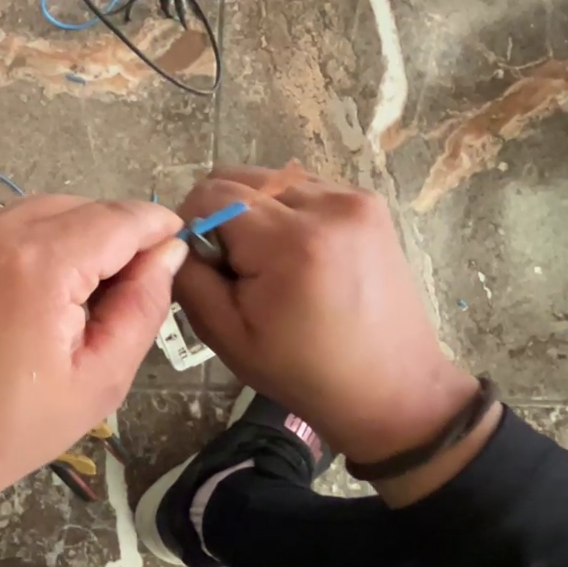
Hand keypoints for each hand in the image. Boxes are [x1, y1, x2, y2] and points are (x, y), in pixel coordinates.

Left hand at [0, 196, 186, 566]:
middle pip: (78, 207)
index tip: (174, 246)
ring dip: (69, 236)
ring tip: (74, 298)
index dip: (155, 226)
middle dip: (113, 236)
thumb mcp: (97, 380)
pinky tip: (28, 293)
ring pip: (37, 210)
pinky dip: (27, 242)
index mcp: (38, 265)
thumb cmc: (8, 431)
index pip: (118, 218)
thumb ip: (141, 307)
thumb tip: (166, 253)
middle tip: (123, 290)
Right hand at [173, 166, 480, 470]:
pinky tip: (292, 254)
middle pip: (237, 177)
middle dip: (218, 215)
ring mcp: (354, 198)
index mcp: (290, 241)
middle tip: (230, 266)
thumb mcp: (225, 334)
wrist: (392, 389)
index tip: (200, 265)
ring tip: (265, 262)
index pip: (210, 195)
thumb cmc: (301, 371)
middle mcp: (328, 205)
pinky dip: (282, 212)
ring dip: (251, 212)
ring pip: (267, 179)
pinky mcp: (368, 203)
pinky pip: (299, 187)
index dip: (191, 225)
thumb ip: (189, 277)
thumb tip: (175, 239)